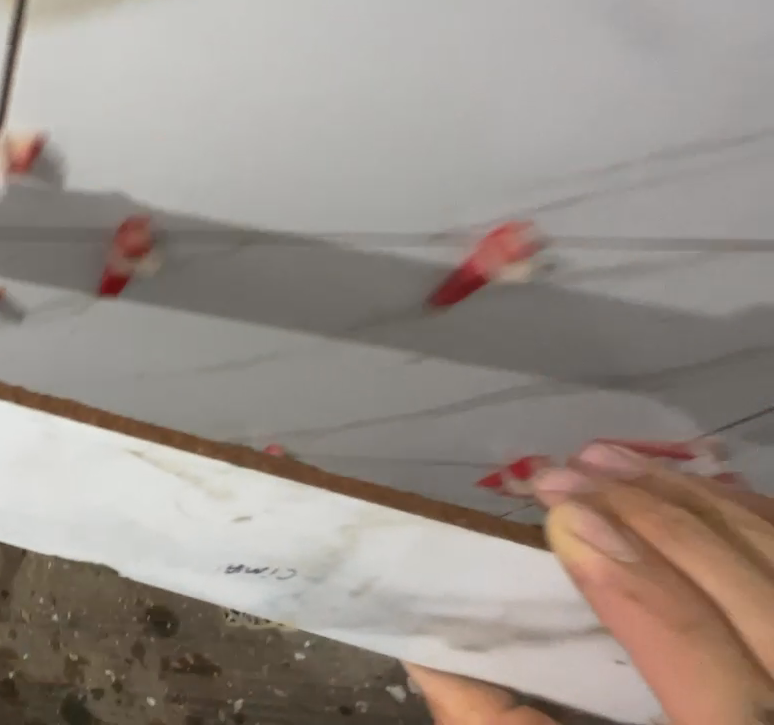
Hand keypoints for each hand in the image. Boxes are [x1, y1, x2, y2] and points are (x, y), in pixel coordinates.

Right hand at [410, 443, 773, 724]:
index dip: (635, 585)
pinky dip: (757, 518)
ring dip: (701, 506)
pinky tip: (691, 486)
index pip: (703, 661)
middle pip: (760, 606)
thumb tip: (417, 644)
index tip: (559, 511)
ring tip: (606, 459)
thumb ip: (494, 721)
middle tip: (557, 471)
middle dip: (657, 523)